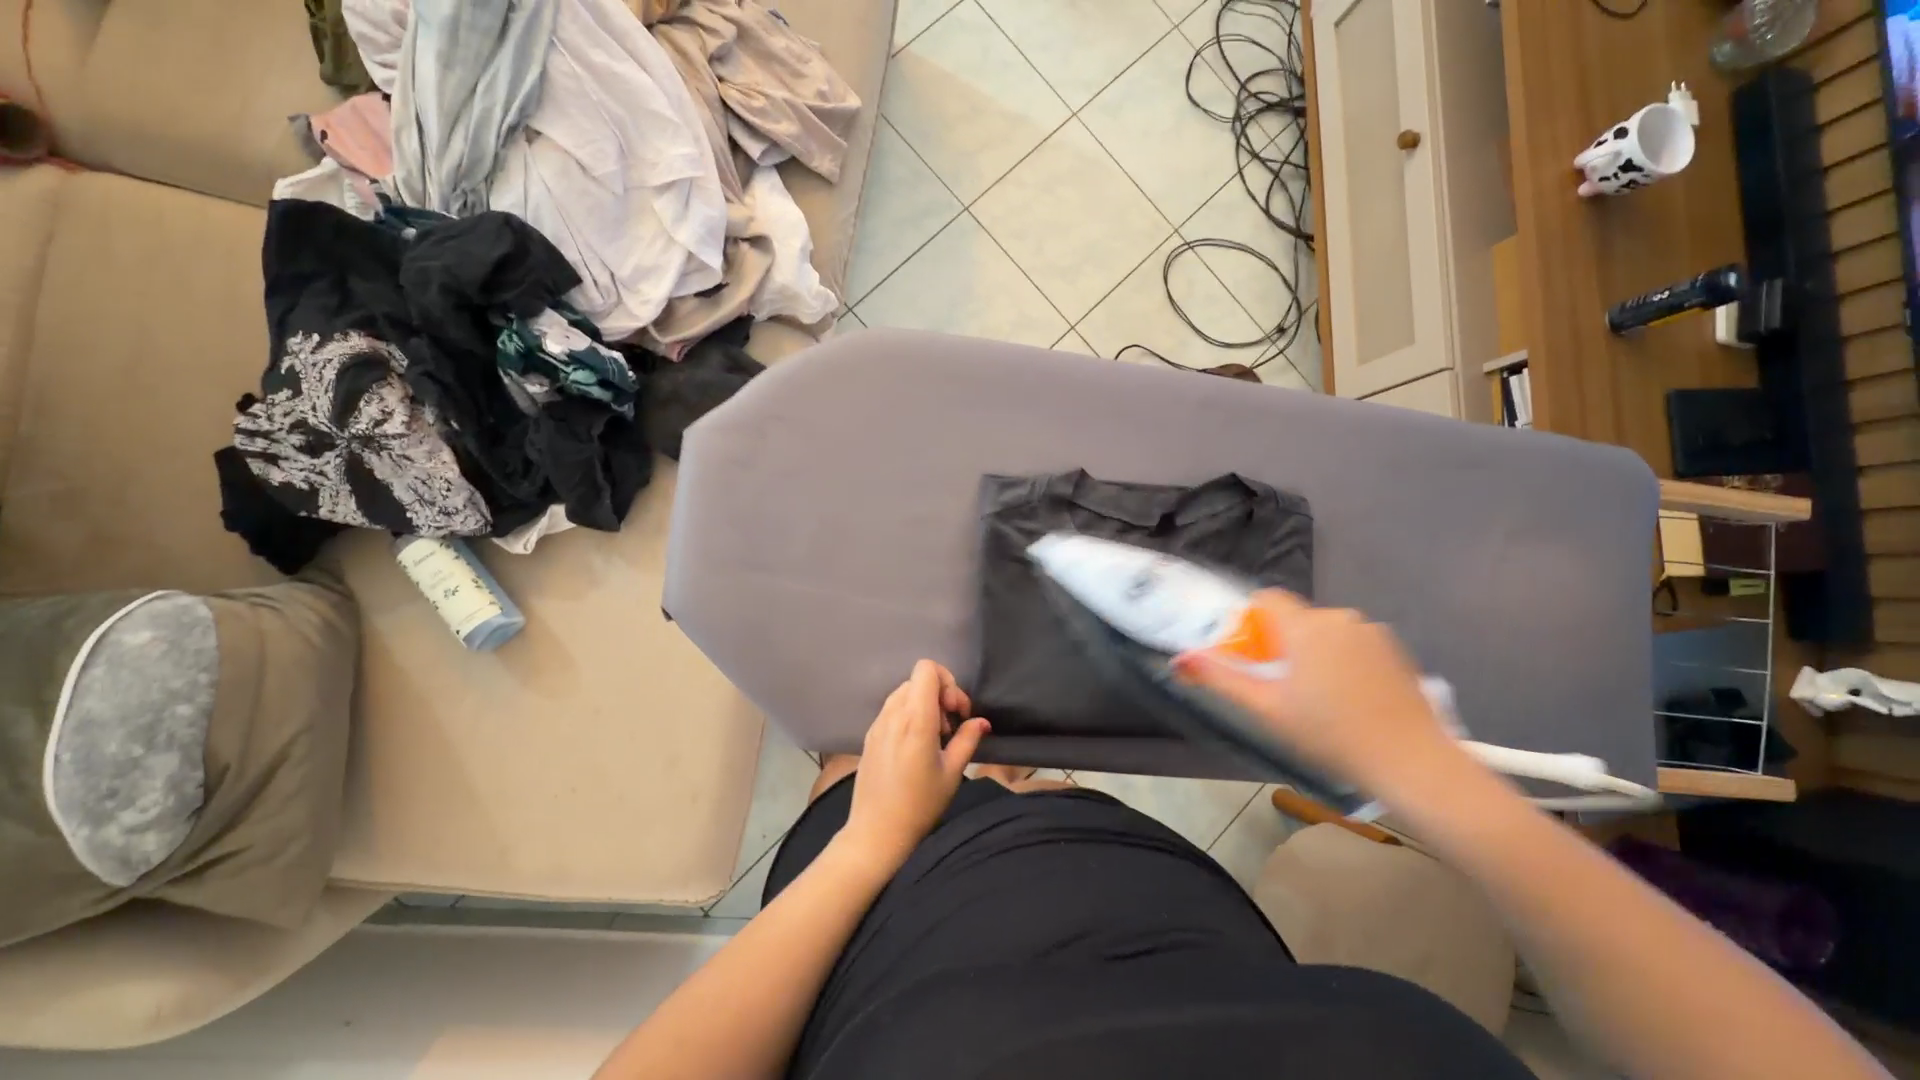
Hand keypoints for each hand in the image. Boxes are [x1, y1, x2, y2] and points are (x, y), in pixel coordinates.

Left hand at [839, 660, 990, 869]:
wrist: (876, 832)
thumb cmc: (920, 805)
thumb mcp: (952, 773)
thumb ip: (967, 740)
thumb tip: (981, 722)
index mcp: (915, 720)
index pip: (927, 669)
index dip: (948, 682)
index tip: (958, 713)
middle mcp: (892, 715)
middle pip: (917, 680)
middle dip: (940, 695)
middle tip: (952, 728)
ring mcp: (877, 724)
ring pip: (904, 693)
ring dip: (924, 705)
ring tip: (936, 738)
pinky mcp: (869, 736)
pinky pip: (892, 710)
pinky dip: (909, 716)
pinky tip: (917, 747)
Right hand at [1171, 590, 1469, 797]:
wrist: (1410, 761)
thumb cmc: (1329, 735)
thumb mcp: (1267, 710)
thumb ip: (1221, 678)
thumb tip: (1180, 658)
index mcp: (1305, 626)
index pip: (1266, 599)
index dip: (1251, 623)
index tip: (1252, 659)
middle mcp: (1340, 618)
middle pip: (1296, 619)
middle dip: (1282, 644)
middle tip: (1282, 690)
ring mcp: (1373, 632)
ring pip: (1326, 633)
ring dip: (1314, 653)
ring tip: (1319, 700)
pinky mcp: (1396, 651)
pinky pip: (1354, 644)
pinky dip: (1344, 662)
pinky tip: (1350, 701)